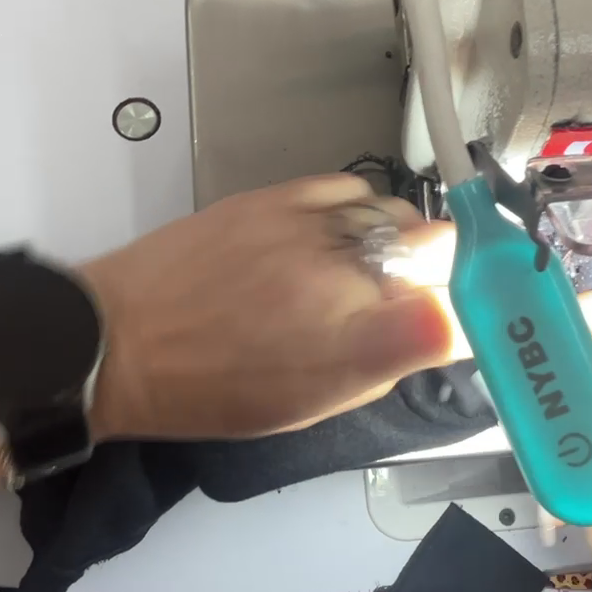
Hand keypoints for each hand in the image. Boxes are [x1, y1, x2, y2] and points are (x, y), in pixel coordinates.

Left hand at [80, 175, 457, 439]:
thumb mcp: (308, 404)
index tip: (459, 319)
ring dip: (401, 240)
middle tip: (408, 297)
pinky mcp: (275, 196)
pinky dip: (361, 209)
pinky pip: (349, 188)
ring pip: (396, 215)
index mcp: (352, 342)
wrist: (120, 342)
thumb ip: (386, 364)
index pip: (455, 312)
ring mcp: (309, 227)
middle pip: (437, 251)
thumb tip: (439, 327)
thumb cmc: (214, 390)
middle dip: (440, 272)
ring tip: (371, 265)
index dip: (471, 312)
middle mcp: (342, 277)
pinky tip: (340, 232)